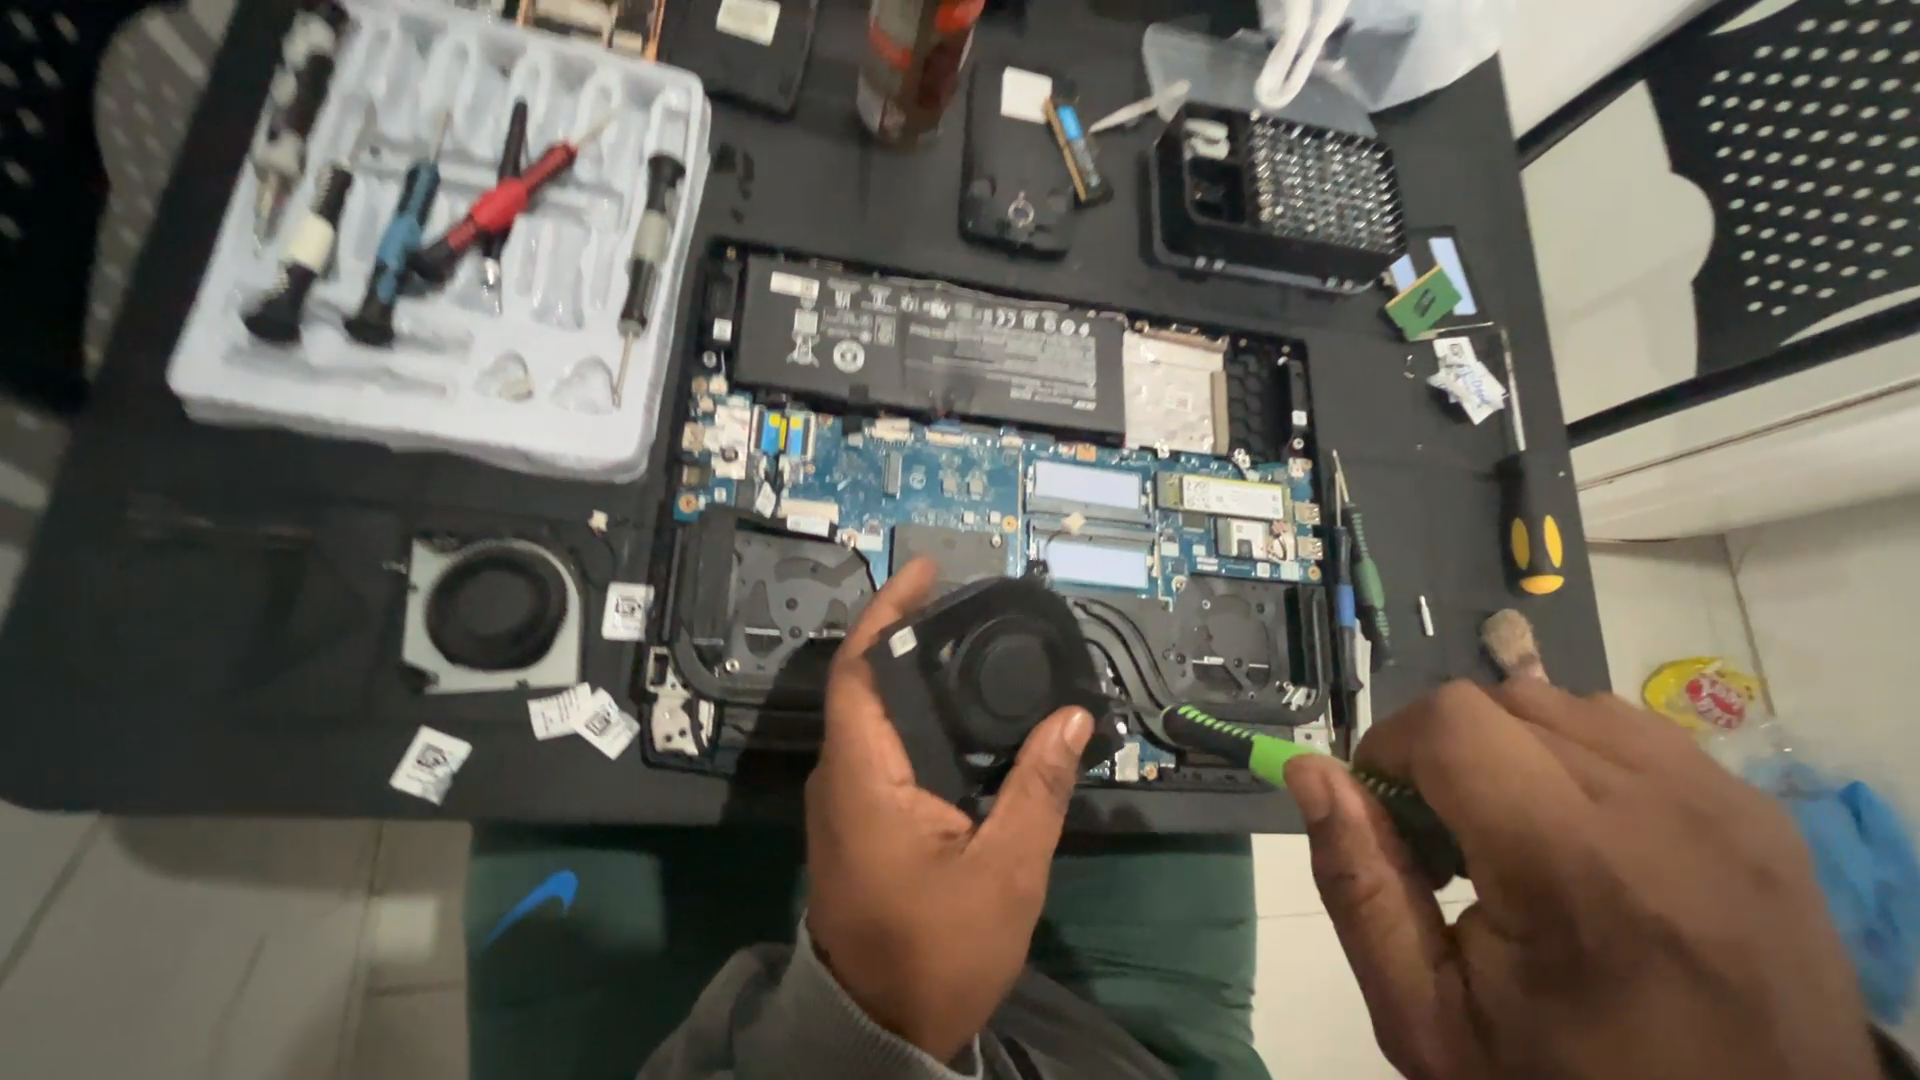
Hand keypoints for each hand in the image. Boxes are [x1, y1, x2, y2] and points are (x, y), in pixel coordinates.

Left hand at [805, 557, 1094, 1062]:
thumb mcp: (1005, 871)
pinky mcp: (858, 820)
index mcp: (861, 778)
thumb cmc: (937, 951)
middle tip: (962, 604)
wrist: (881, 1029)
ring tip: (964, 644)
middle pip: (863, 683)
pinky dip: (913, 714)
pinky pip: (880, 746)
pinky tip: (957, 714)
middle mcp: (840, 777)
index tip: (925, 573)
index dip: (885, 612)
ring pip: (871, 716)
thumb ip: (1037, 787)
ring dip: (908, 674)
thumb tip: (1073, 717)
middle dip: (904, 633)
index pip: (858, 670)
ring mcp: (844, 800)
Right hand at [1285, 680, 1877, 1079]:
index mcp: (1574, 868)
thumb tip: (1309, 770)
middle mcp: (1662, 813)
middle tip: (1448, 837)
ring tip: (1515, 829)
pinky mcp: (1758, 809)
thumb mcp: (1426, 1016)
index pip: (1452, 721)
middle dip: (1445, 751)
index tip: (1389, 814)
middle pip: (1501, 702)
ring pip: (1563, 702)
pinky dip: (1575, 751)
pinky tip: (1580, 826)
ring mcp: (1724, 804)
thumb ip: (1357, 886)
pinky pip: (1629, 728)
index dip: (1393, 748)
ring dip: (1510, 745)